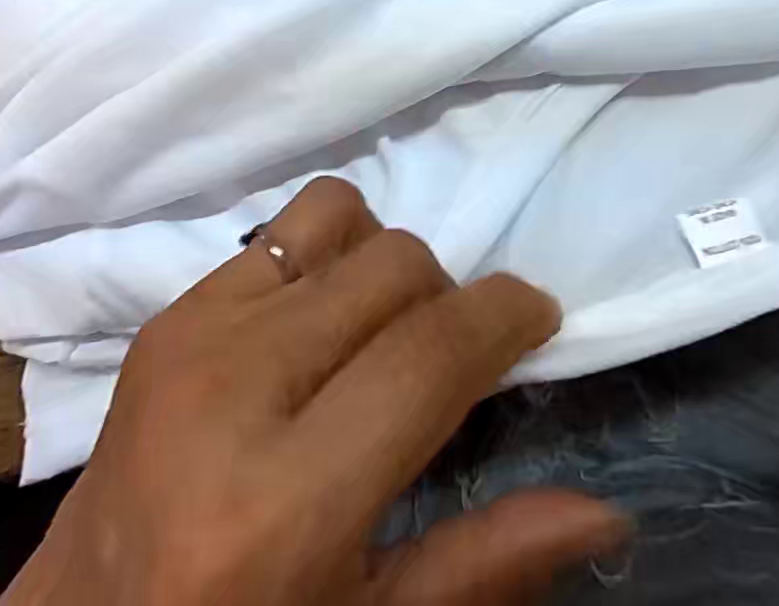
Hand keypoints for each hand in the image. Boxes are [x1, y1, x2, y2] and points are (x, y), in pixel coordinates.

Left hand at [1, 178, 628, 605]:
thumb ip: (487, 562)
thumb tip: (608, 516)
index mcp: (282, 503)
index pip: (431, 352)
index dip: (506, 315)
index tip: (537, 317)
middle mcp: (231, 393)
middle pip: (397, 266)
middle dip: (451, 298)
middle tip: (449, 357)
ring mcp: (191, 335)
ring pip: (346, 217)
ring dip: (389, 264)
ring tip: (383, 329)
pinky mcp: (169, 313)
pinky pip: (289, 225)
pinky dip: (334, 253)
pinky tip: (326, 320)